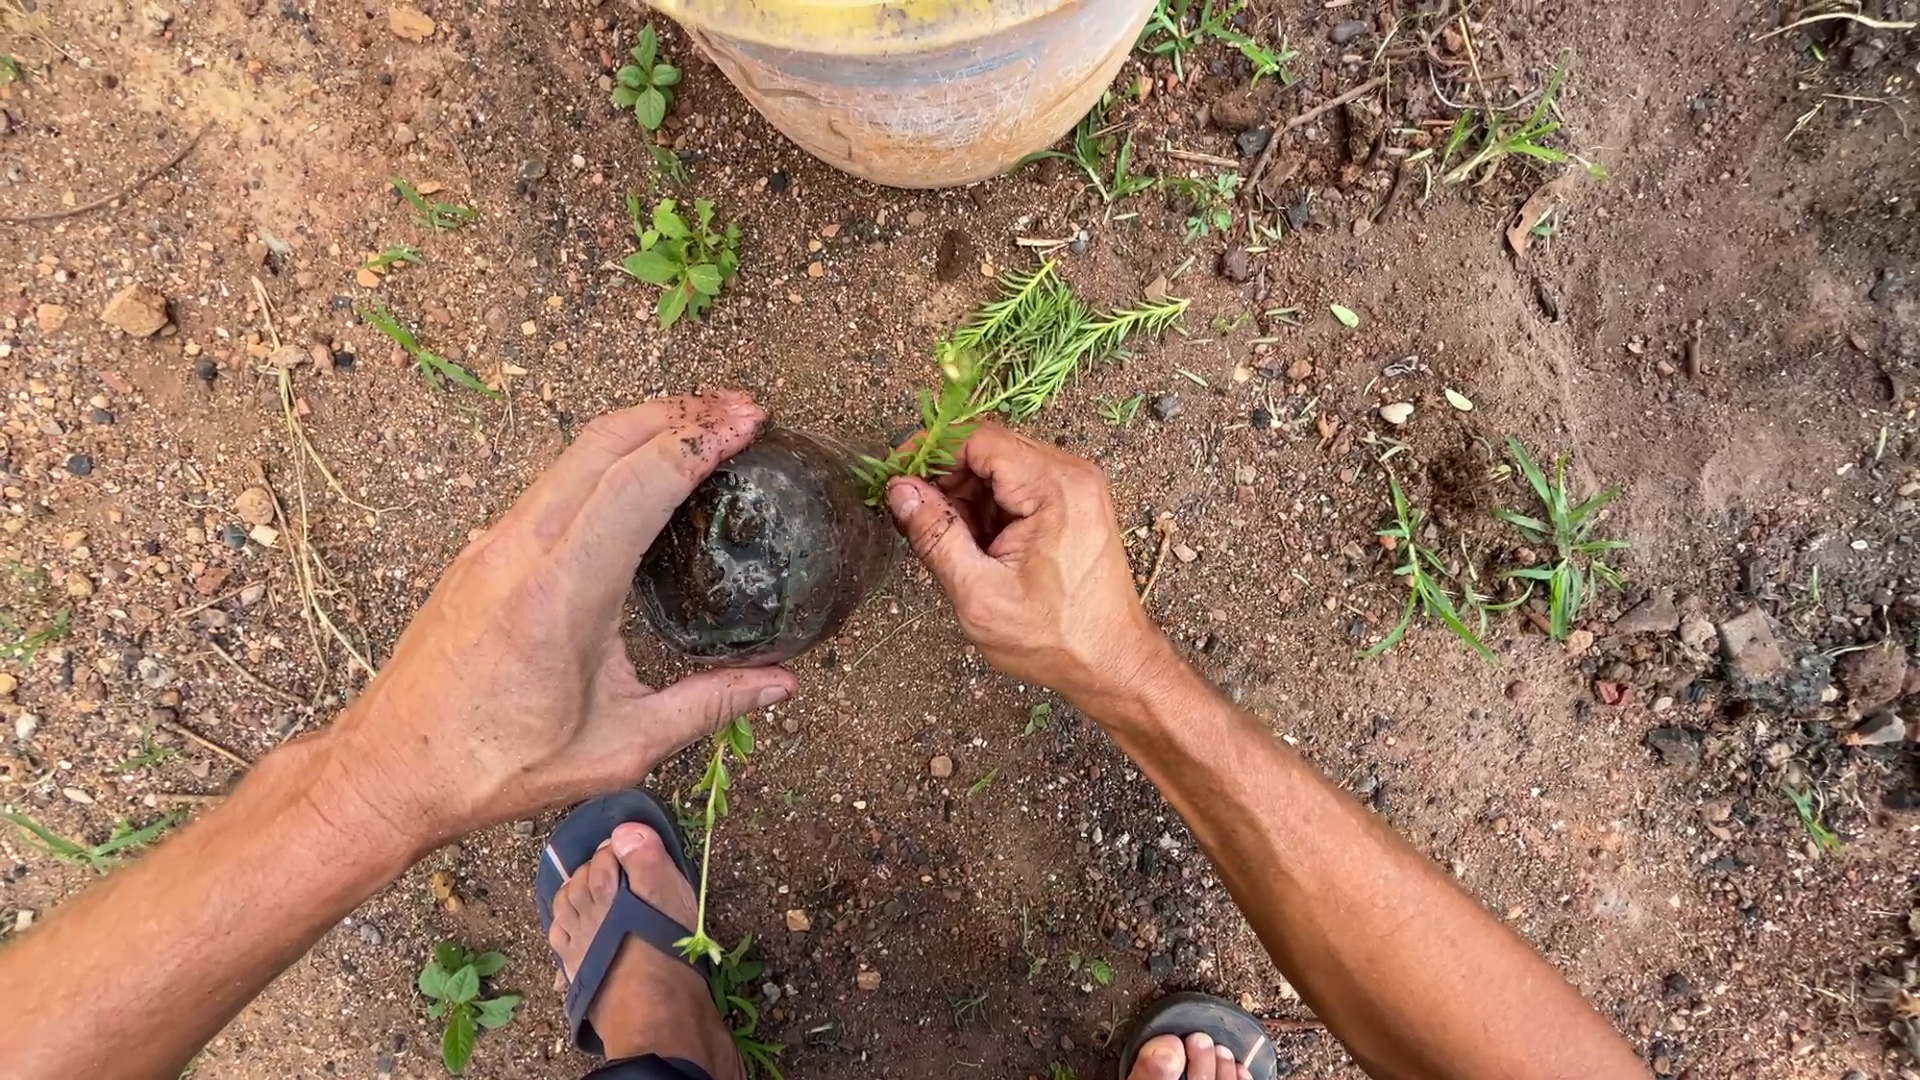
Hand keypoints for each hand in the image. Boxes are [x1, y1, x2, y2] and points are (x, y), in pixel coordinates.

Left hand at [321, 390, 797, 850]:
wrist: (384, 772)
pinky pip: (558, 475)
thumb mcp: (622, 744)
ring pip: (578, 449)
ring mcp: (497, 539)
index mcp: (560, 592)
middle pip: (605, 439)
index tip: (749, 424)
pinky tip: (646, 466)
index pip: (637, 484)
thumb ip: (710, 704)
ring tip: (706, 421)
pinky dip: (613, 451)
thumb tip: (784, 684)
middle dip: (681, 410)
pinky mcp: (489, 546)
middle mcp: (522, 547)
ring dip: (647, 422)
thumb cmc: (500, 764)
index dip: (699, 442)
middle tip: (743, 408)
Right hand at [883, 424, 1171, 707]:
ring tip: (955, 543)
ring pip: (1002, 466)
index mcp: (1054, 488)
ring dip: (968, 495)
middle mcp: (1072, 474)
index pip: (979, 439)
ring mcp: (1077, 486)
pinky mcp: (1076, 502)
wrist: (1112, 662)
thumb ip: (936, 535)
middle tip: (920, 520)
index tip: (898, 479)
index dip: (931, 452)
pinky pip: (1020, 484)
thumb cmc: (1052, 637)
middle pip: (990, 448)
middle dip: (948, 479)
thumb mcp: (979, 593)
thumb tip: (899, 489)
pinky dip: (991, 506)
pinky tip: (981, 545)